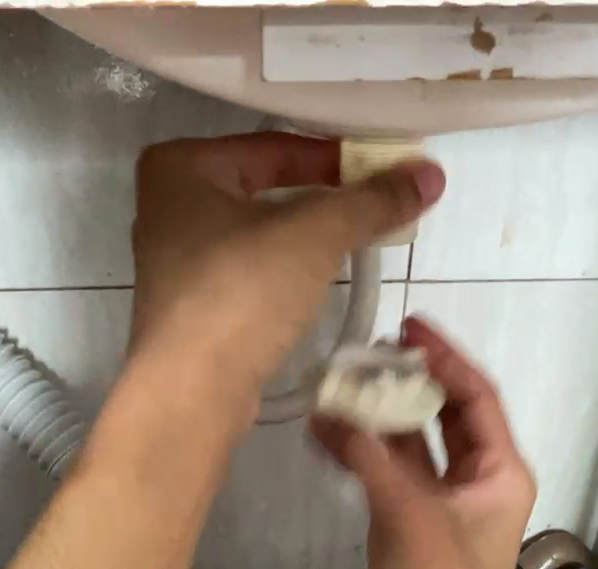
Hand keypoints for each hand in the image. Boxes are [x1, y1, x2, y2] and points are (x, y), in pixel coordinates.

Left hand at [127, 134, 443, 400]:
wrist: (192, 390)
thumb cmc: (242, 291)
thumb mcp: (315, 235)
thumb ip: (371, 201)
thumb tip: (430, 175)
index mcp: (179, 168)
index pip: (273, 148)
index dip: (335, 158)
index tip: (381, 171)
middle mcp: (166, 212)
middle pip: (263, 193)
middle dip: (321, 202)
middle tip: (373, 210)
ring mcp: (175, 268)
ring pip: (255, 240)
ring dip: (304, 242)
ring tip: (354, 247)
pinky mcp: (190, 316)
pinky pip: (248, 281)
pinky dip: (282, 278)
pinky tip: (314, 289)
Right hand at [311, 317, 536, 568]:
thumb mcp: (409, 519)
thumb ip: (369, 459)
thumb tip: (325, 409)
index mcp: (499, 474)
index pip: (475, 398)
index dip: (444, 358)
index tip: (408, 325)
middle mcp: (474, 483)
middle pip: (443, 416)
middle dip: (409, 382)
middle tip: (367, 350)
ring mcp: (438, 506)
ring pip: (411, 446)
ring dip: (380, 418)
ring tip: (342, 382)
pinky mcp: (407, 527)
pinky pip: (386, 476)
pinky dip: (362, 454)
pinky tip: (328, 434)